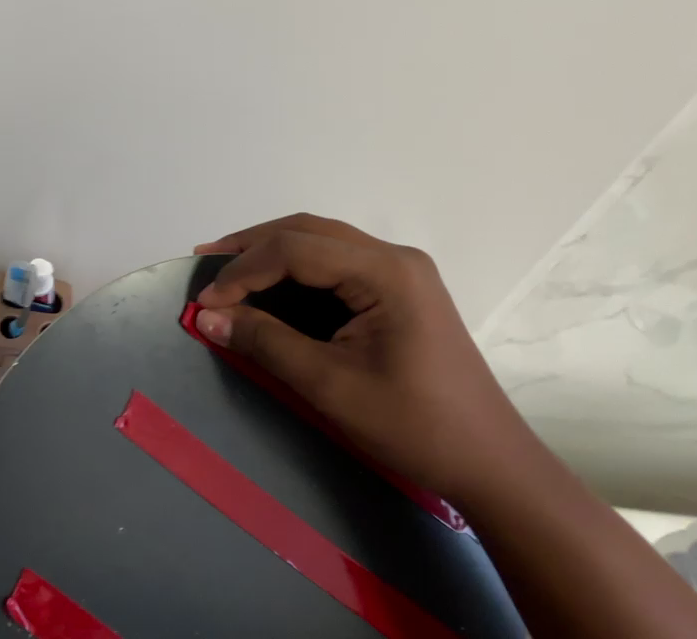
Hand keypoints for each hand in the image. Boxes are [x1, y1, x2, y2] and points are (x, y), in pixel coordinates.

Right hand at [192, 214, 539, 503]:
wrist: (490, 464)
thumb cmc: (414, 425)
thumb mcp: (330, 385)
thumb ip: (266, 343)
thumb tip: (208, 318)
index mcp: (386, 271)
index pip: (296, 250)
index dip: (243, 271)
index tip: (206, 303)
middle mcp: (395, 258)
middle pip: (308, 232)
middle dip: (252, 247)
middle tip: (206, 265)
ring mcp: (401, 273)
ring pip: (321, 244)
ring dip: (272, 255)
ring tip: (226, 271)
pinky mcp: (399, 292)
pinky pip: (336, 267)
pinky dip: (296, 274)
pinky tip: (269, 289)